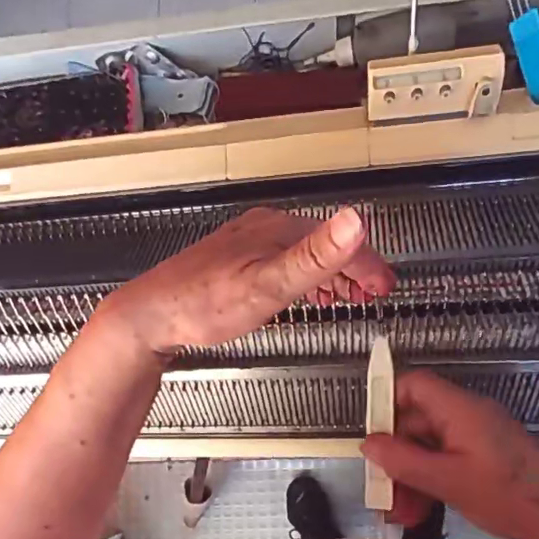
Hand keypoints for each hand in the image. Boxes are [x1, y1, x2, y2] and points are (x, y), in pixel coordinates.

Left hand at [99, 206, 394, 354]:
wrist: (152, 316)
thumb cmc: (201, 305)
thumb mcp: (268, 285)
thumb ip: (316, 257)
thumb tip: (354, 222)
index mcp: (279, 232)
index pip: (341, 241)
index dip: (369, 266)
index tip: (385, 285)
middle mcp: (265, 231)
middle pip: (326, 244)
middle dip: (356, 270)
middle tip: (375, 291)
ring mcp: (251, 245)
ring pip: (305, 253)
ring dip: (333, 274)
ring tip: (349, 294)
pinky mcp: (239, 261)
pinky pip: (285, 262)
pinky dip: (306, 277)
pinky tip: (304, 292)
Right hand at [362, 369, 538, 538]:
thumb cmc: (509, 497)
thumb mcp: (448, 482)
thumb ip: (404, 461)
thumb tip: (369, 444)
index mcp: (460, 409)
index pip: (413, 384)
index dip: (387, 403)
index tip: (371, 437)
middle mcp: (468, 415)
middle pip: (417, 420)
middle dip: (395, 456)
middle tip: (383, 491)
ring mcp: (478, 436)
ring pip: (429, 445)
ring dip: (410, 476)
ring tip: (401, 513)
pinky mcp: (486, 455)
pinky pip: (447, 458)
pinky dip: (431, 480)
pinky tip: (422, 510)